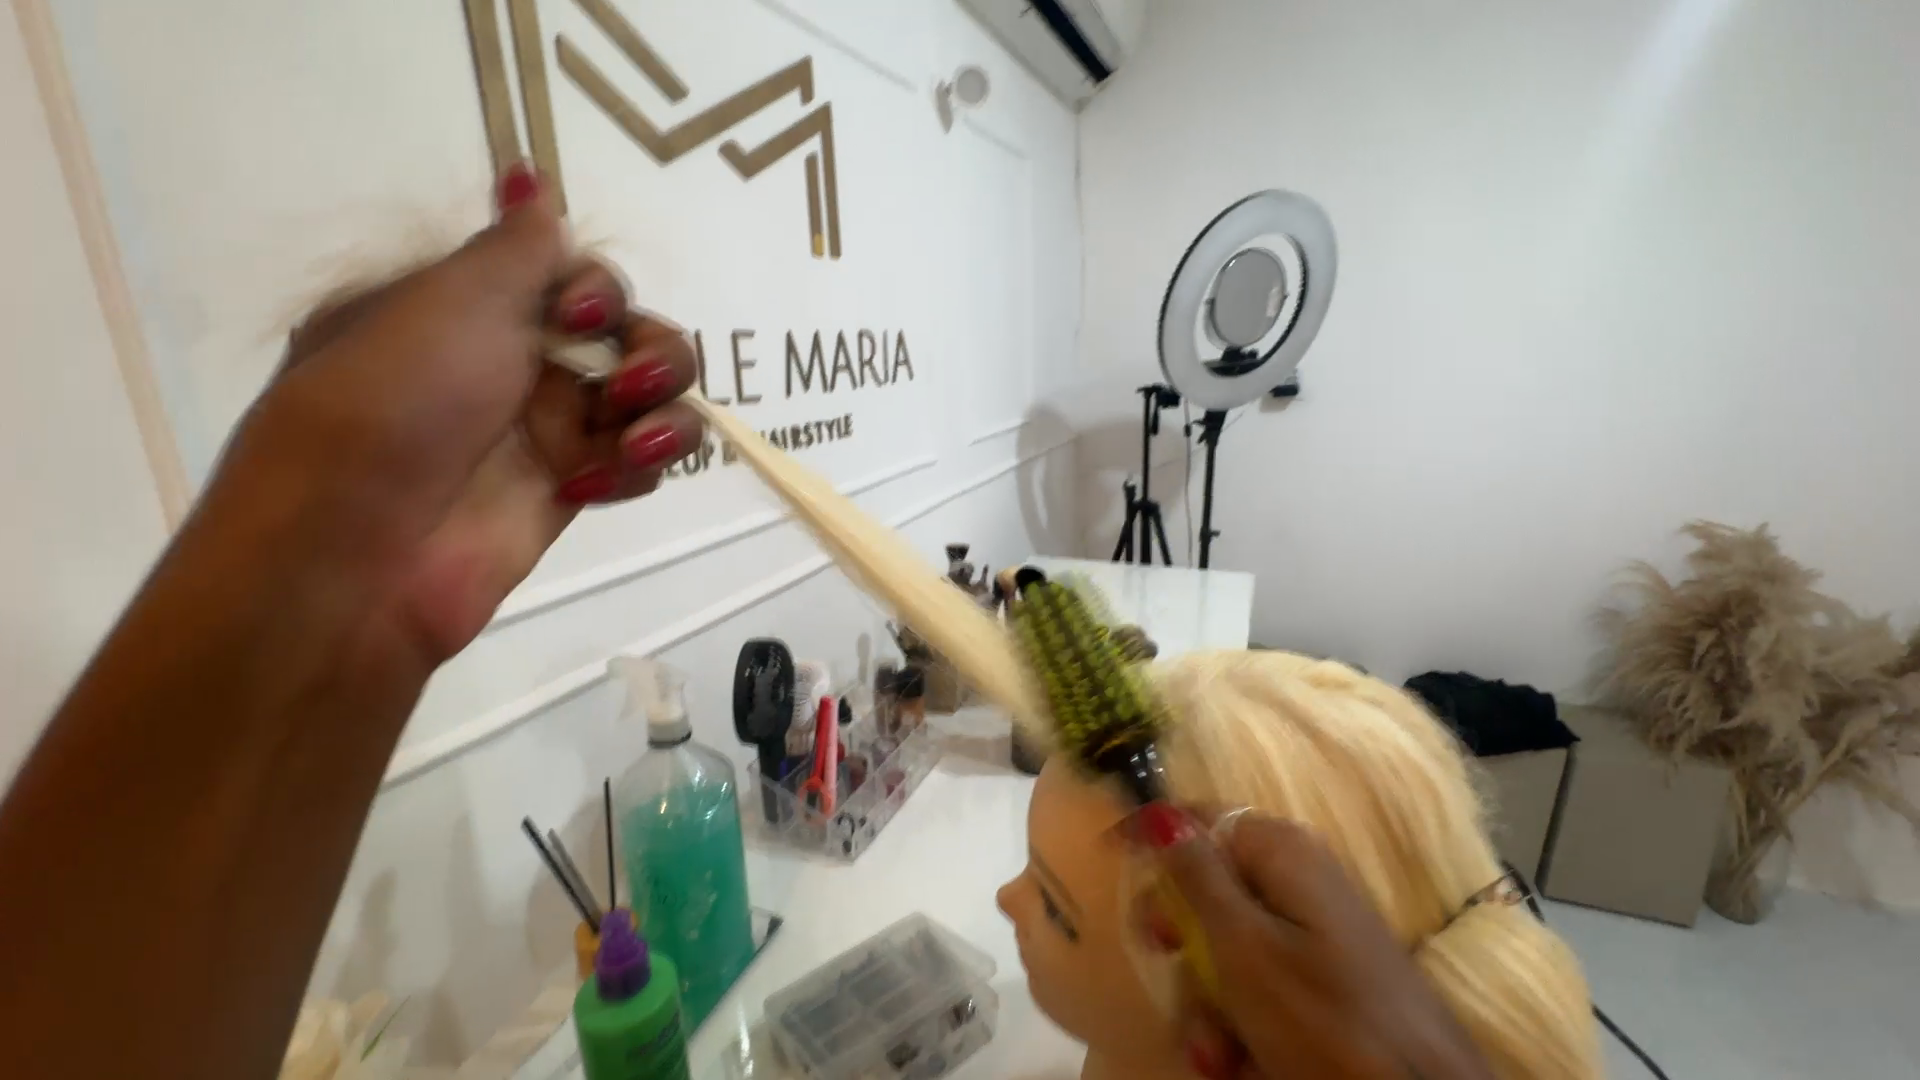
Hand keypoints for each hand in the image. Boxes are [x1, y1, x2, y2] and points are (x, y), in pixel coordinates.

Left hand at [202, 165, 702, 660]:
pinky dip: (633, 469)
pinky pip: (642, 462)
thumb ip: (519, 248)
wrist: (364, 549)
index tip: (577, 317)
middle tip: (631, 384)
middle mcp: (522, 364)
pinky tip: (591, 487)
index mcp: (479, 310)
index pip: (580, 280)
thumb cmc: (398, 404)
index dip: (600, 293)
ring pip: (654, 403)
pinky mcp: (578, 488)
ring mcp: (554, 431)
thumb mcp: (453, 303)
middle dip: (654, 357)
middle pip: (635, 339)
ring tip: (635, 447)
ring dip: (663, 417)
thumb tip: (533, 173)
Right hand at [1135, 805, 1493, 1079]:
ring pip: (1226, 942)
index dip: (1153, 833)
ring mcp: (1313, 927)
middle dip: (1181, 937)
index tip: (1111, 854)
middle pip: (1206, 883)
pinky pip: (1258, 979)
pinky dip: (1240, 1016)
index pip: (1198, 815)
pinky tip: (1239, 1060)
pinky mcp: (1323, 974)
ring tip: (1216, 1052)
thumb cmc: (1322, 1021)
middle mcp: (1296, 876)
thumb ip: (1194, 875)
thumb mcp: (1241, 947)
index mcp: (1279, 850)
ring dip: (1207, 996)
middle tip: (1162, 959)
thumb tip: (1159, 810)